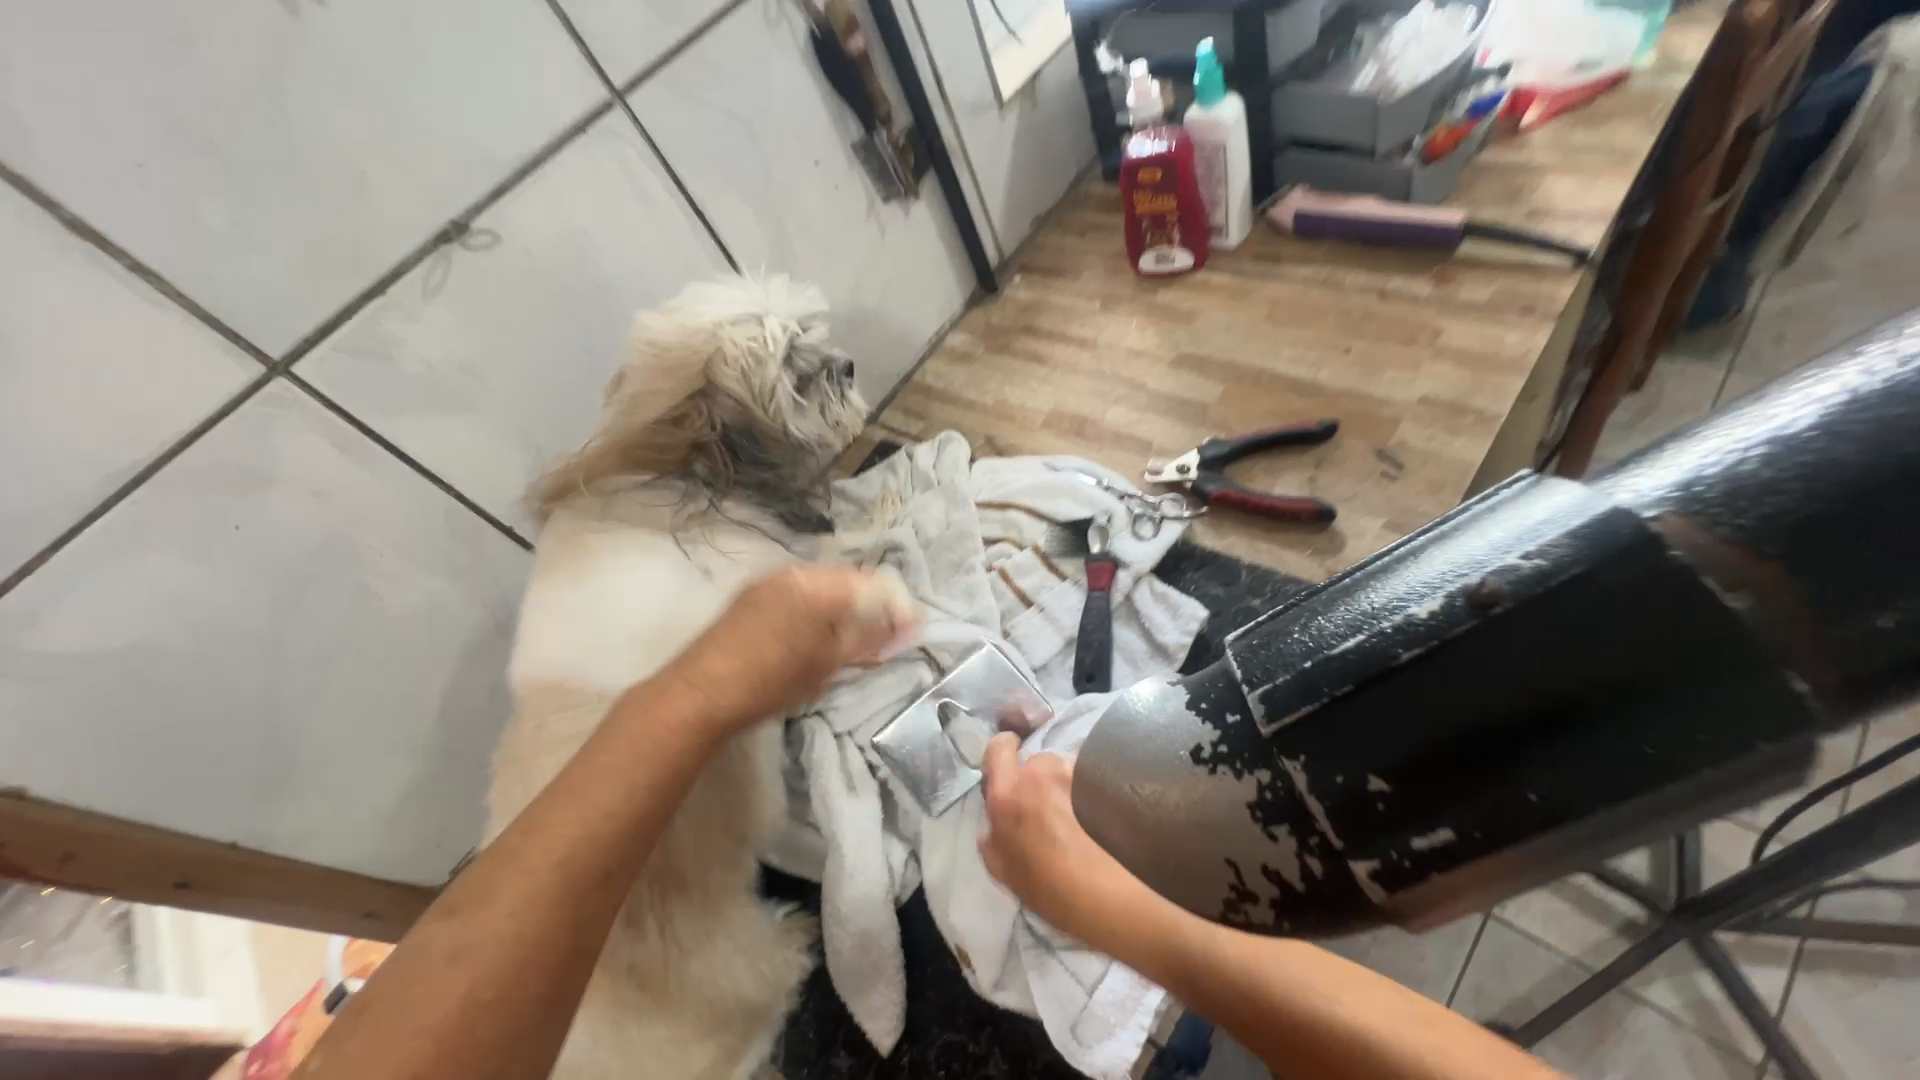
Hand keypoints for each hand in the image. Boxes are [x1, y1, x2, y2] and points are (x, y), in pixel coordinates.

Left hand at [659, 565, 916, 737]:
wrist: (698, 695)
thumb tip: (907, 628)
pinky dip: (819, 610)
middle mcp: (796, 572)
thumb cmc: (769, 683)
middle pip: (851, 580)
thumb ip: (870, 640)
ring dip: (845, 608)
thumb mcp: (827, 664)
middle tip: (885, 639)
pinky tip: (816, 637)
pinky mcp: (752, 594)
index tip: (913, 633)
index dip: (899, 608)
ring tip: (851, 642)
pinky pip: (800, 593)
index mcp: (819, 586)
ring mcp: (770, 580)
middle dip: (873, 606)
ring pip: (825, 586)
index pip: (876, 585)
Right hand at [978, 734, 1160, 955]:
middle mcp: (1039, 772)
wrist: (1113, 896)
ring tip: (1086, 814)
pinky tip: (1106, 812)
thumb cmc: (1054, 892)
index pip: (998, 748)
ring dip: (1072, 784)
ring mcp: (1076, 770)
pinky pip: (1096, 773)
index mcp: (1007, 795)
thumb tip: (993, 822)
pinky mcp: (1106, 774)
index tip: (1014, 763)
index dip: (1005, 750)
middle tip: (1055, 807)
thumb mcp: (1005, 873)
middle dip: (1042, 778)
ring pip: (1069, 767)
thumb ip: (992, 838)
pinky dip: (1097, 786)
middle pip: (1038, 760)